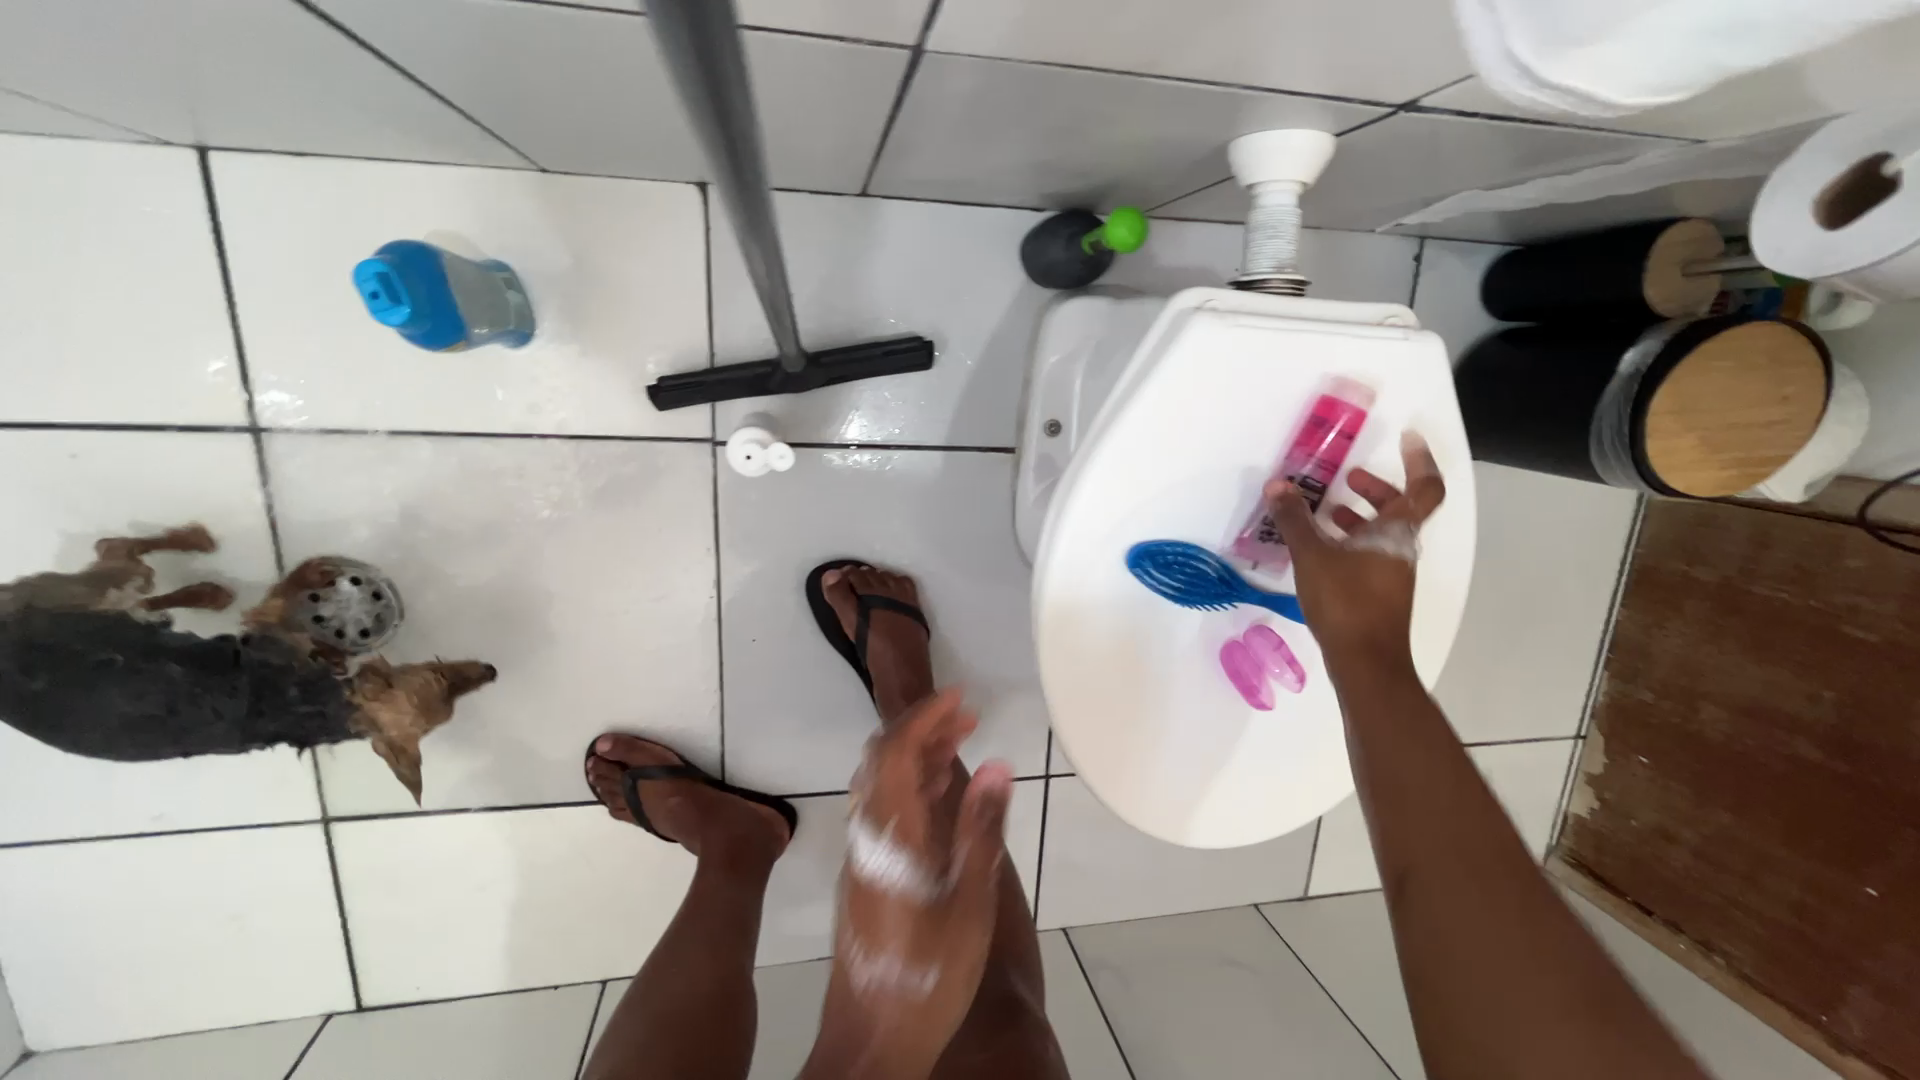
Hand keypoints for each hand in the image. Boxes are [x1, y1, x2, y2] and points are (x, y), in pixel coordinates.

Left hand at [808, 689, 1013, 1078]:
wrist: (870, 1039)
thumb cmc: (927, 976)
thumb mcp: (969, 905)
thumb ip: (981, 831)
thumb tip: (996, 766)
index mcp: (891, 836)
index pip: (894, 751)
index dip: (923, 716)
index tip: (959, 697)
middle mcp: (867, 835)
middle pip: (882, 758)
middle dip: (922, 726)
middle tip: (967, 715)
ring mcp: (861, 854)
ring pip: (881, 782)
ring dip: (916, 753)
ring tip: (961, 742)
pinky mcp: (864, 873)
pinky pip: (883, 806)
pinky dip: (911, 784)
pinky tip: (941, 792)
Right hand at [1266, 432, 1446, 662]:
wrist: (1366, 661)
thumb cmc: (1346, 602)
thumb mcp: (1313, 556)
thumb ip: (1295, 520)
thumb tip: (1278, 485)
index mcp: (1396, 532)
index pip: (1423, 488)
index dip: (1419, 460)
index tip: (1406, 438)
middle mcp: (1401, 549)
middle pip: (1400, 509)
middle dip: (1376, 489)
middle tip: (1348, 479)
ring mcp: (1392, 573)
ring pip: (1382, 533)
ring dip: (1359, 517)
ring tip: (1326, 511)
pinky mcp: (1378, 594)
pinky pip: (1369, 554)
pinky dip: (1350, 541)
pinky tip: (1320, 550)